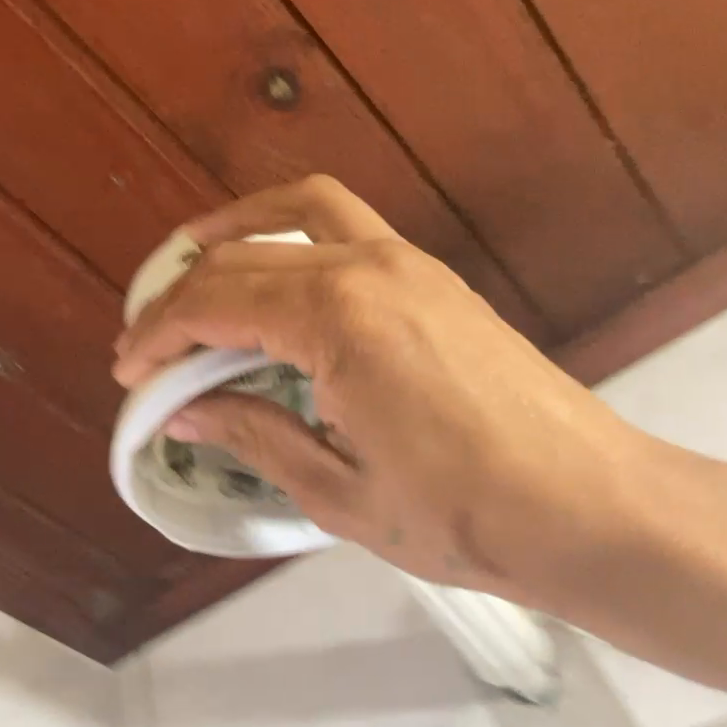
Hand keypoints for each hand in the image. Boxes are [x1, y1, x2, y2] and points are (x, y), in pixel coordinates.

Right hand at [112, 176, 657, 602]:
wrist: (598, 509)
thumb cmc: (465, 514)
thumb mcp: (337, 490)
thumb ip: (251, 432)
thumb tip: (181, 410)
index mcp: (334, 318)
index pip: (214, 306)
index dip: (158, 337)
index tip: (128, 370)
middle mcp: (364, 266)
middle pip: (241, 259)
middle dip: (181, 298)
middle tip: (148, 344)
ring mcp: (403, 260)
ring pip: (293, 212)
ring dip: (232, 233)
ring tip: (189, 263)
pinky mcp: (427, 273)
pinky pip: (340, 223)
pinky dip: (286, 230)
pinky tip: (269, 270)